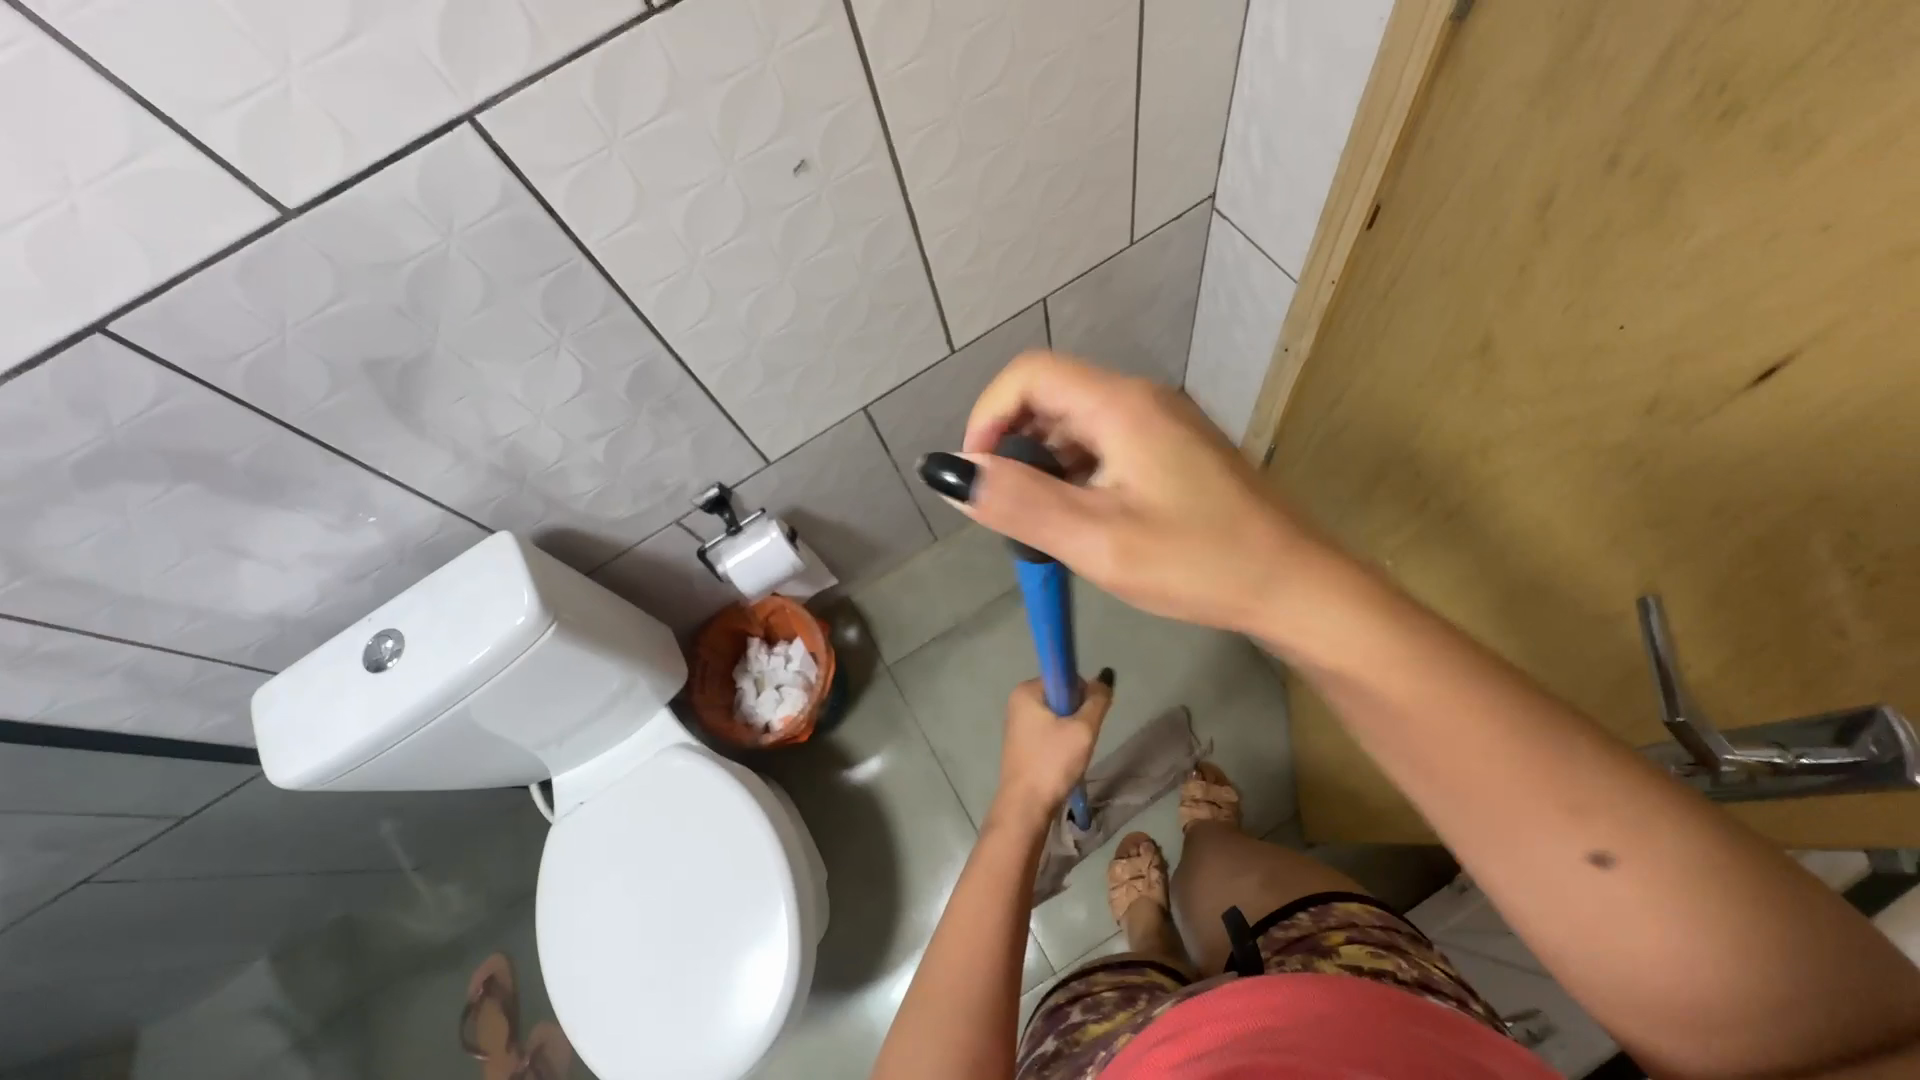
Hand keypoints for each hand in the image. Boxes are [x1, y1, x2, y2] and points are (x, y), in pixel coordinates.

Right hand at [920, 351, 1330, 635]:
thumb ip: (1020, 503)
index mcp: (1121, 406)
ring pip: (1076, 424)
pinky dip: (1076, 475)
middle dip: (1014, 448)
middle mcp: (1141, 399)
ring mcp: (1163, 423)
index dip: (987, 417)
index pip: (1028, 374)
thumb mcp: (1098, 540)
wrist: (1295, 585)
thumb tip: (949, 471)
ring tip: (1046, 527)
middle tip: (1012, 514)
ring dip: (1044, 466)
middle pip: (1050, 395)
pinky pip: (1105, 445)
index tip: (979, 480)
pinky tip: (1084, 522)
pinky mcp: (1175, 450)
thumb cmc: (1198, 563)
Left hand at [992, 674, 1113, 826]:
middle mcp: (1018, 703)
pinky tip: (1063, 762)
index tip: (1086, 719)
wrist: (1026, 806)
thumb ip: (1097, 700)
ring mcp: (1017, 725)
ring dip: (1071, 733)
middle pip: (1061, 697)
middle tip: (1080, 740)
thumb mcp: (1083, 729)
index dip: (1082, 695)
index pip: (1065, 677)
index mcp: (1026, 691)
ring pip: (1057, 718)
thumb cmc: (1052, 762)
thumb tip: (1105, 676)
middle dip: (1077, 716)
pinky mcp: (1021, 744)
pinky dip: (1060, 744)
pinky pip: (1049, 734)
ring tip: (1071, 754)